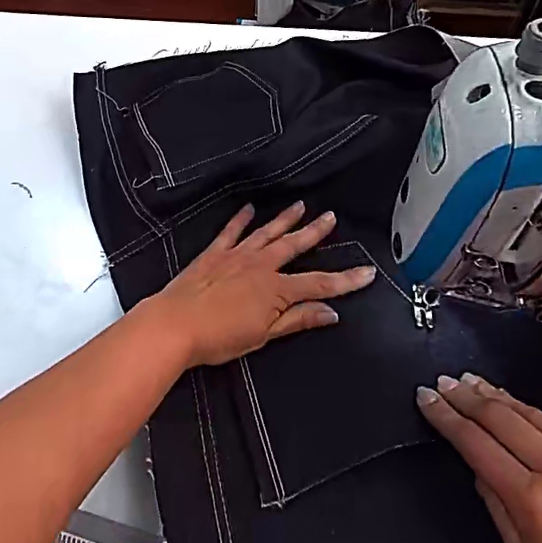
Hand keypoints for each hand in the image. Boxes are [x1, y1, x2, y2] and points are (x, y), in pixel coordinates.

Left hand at [132, 202, 376, 368]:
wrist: (174, 325)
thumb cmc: (219, 337)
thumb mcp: (264, 335)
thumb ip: (297, 320)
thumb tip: (330, 313)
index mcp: (276, 288)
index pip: (320, 283)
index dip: (346, 280)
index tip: (367, 272)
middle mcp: (260, 265)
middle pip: (294, 245)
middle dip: (315, 232)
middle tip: (331, 217)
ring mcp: (236, 255)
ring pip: (267, 232)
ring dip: (285, 219)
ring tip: (301, 206)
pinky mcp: (214, 253)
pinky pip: (231, 232)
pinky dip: (240, 220)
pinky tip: (248, 209)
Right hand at [416, 373, 541, 542]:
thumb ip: (501, 514)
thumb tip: (482, 475)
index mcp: (539, 506)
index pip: (478, 445)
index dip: (447, 418)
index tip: (430, 401)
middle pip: (504, 419)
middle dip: (468, 397)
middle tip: (446, 382)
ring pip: (536, 416)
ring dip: (499, 396)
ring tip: (474, 383)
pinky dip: (536, 414)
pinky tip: (521, 408)